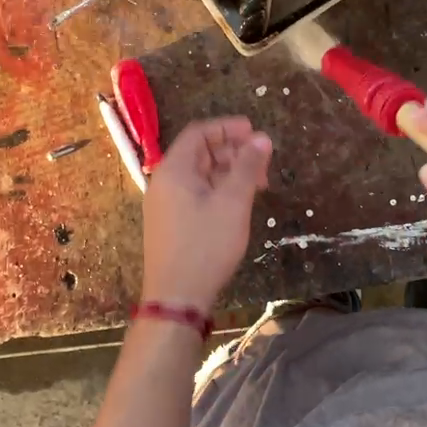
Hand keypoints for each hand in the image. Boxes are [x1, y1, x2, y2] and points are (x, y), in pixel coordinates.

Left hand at [140, 117, 272, 311]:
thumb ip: (247, 167)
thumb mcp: (233, 202)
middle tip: (262, 163)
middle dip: (232, 152)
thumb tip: (262, 138)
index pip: (199, 133)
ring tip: (257, 185)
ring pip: (200, 175)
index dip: (227, 128)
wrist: (177, 298)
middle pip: (199, 152)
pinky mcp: (170, 224)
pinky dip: (218, 190)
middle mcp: (164, 182)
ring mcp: (165, 204)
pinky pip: (195, 193)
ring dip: (228, 172)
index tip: (255, 133)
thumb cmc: (205, 246)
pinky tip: (238, 204)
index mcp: (174, 170)